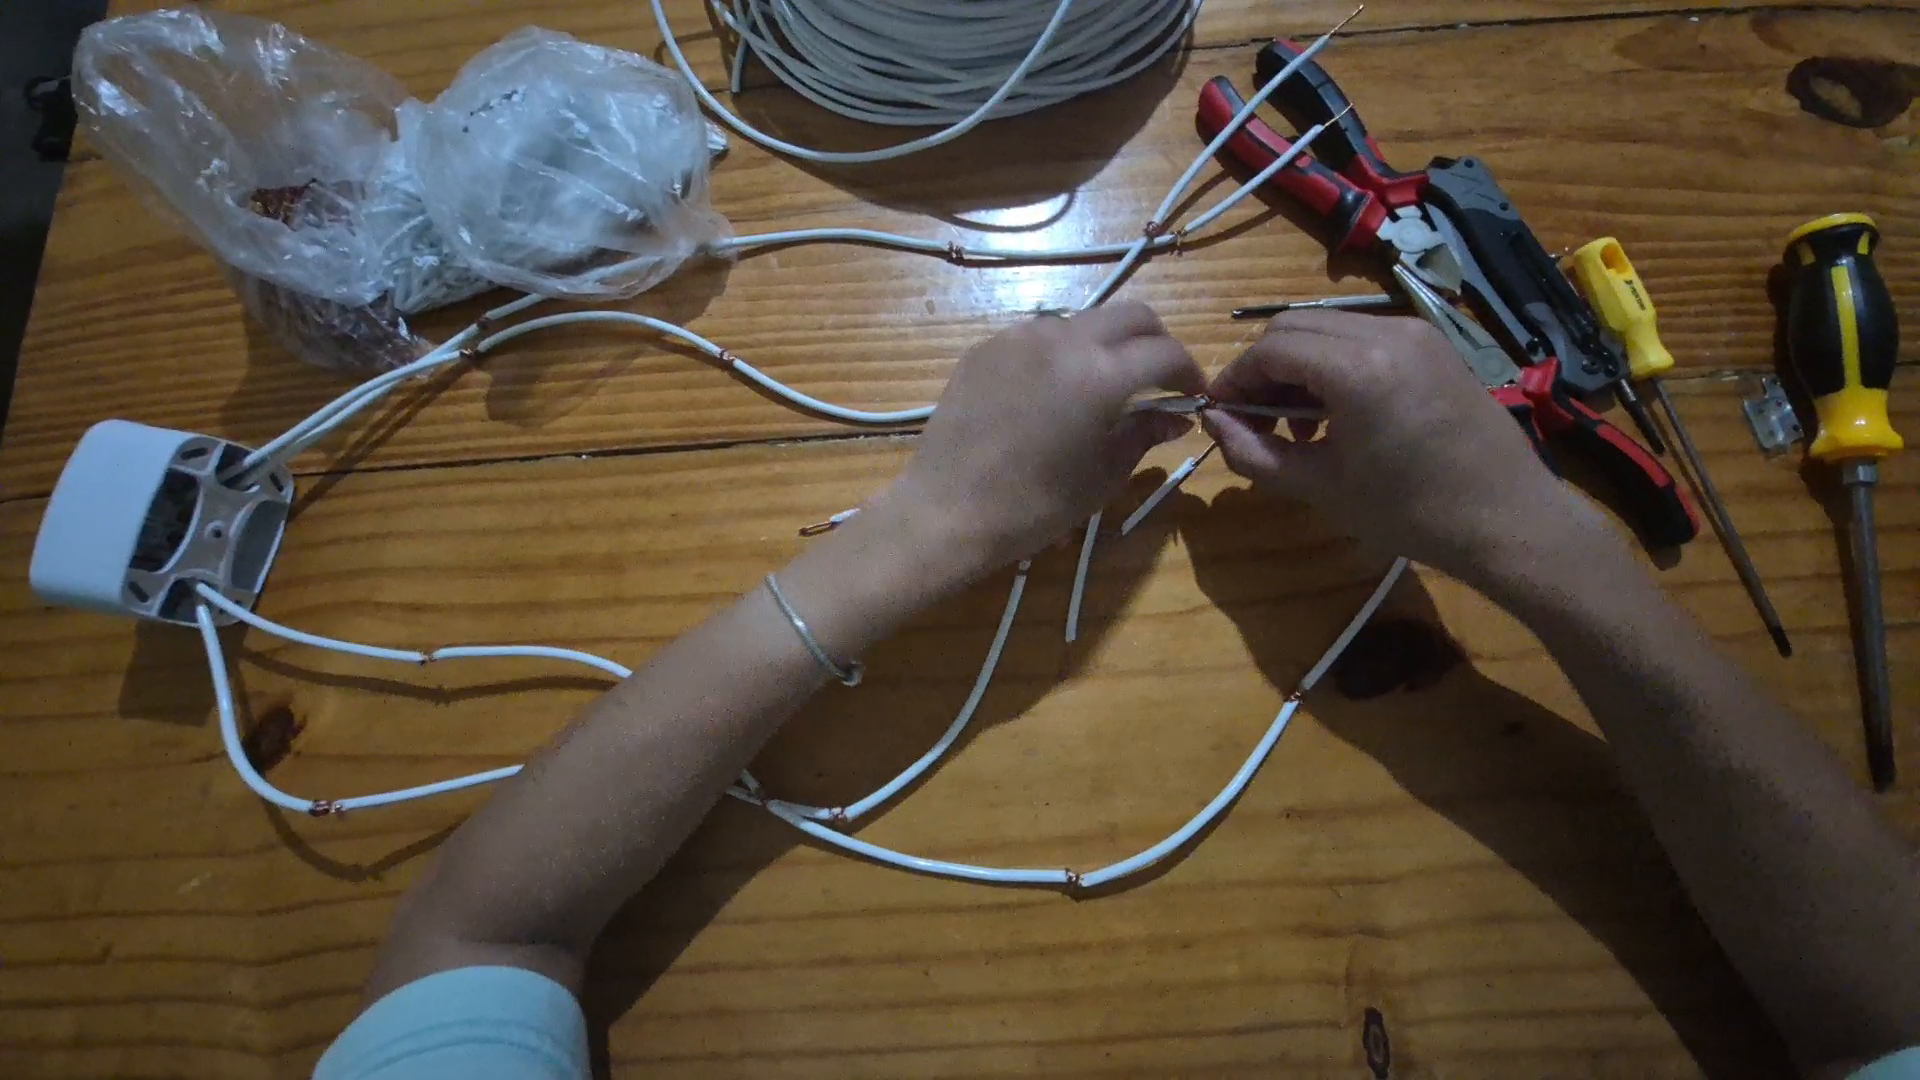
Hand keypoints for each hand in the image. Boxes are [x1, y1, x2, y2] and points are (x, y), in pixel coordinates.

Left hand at [884, 302, 1203, 576]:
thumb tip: (1177, 417)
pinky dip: (1061, 352)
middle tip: (1158, 381)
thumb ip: (1144, 434)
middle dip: (1155, 343)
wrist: (947, 511)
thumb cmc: (1033, 507)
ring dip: (1106, 343)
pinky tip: (1052, 390)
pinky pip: (1038, 335)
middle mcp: (1062, 339)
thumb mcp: (1101, 476)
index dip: (1189, 372)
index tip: (1191, 395)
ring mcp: (1017, 337)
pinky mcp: (985, 348)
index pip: (1165, 352)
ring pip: (1082, 320)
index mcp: (1100, 374)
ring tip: (1103, 385)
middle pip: (1130, 315)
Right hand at [1201, 310, 1590, 580]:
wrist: (1507, 520)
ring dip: (1295, 367)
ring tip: (1296, 425)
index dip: (1234, 380)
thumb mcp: (1317, 487)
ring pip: (1325, 329)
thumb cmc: (1408, 512)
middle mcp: (1387, 333)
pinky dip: (1330, 366)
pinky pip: (1360, 338)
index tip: (1221, 416)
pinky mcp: (1432, 345)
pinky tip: (1335, 415)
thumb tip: (1211, 422)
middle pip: (1293, 328)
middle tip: (1255, 421)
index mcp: (1357, 369)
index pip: (1270, 350)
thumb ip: (1251, 452)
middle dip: (1262, 370)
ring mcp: (1415, 334)